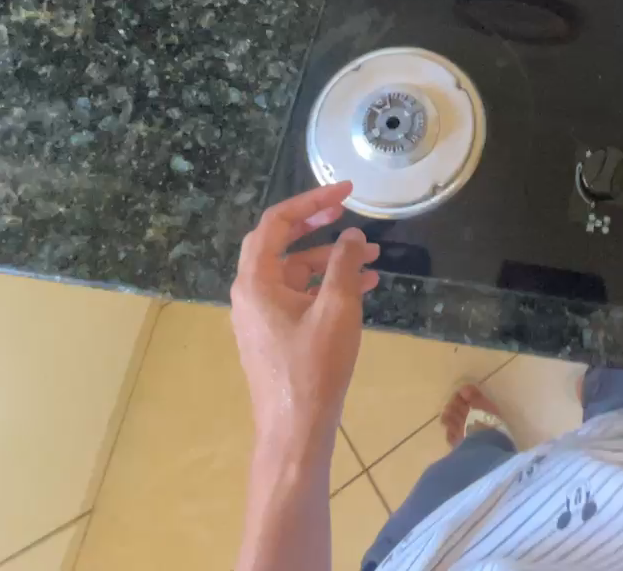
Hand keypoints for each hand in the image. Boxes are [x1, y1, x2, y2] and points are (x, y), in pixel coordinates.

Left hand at [229, 182, 379, 447]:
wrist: (296, 430)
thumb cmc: (314, 366)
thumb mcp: (337, 308)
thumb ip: (344, 263)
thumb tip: (351, 235)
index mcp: (256, 282)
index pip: (277, 223)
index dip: (312, 201)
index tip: (347, 192)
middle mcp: (251, 293)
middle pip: (280, 242)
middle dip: (317, 224)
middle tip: (348, 211)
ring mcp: (262, 315)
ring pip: (295, 270)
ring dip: (331, 258)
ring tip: (371, 256)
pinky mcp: (275, 333)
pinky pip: (300, 294)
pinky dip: (328, 284)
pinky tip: (362, 286)